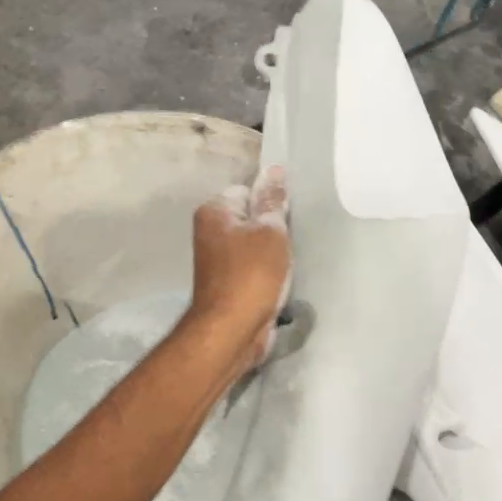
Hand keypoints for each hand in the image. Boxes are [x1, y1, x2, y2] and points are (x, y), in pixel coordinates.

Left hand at [183, 166, 289, 377]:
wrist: (233, 330)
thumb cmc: (251, 275)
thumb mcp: (270, 232)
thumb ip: (273, 201)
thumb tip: (274, 170)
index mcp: (214, 212)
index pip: (247, 190)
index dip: (269, 203)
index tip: (288, 218)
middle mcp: (210, 233)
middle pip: (251, 219)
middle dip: (273, 229)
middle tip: (291, 241)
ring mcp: (219, 262)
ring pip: (255, 247)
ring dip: (273, 255)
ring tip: (288, 263)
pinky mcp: (230, 286)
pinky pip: (254, 270)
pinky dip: (268, 275)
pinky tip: (281, 282)